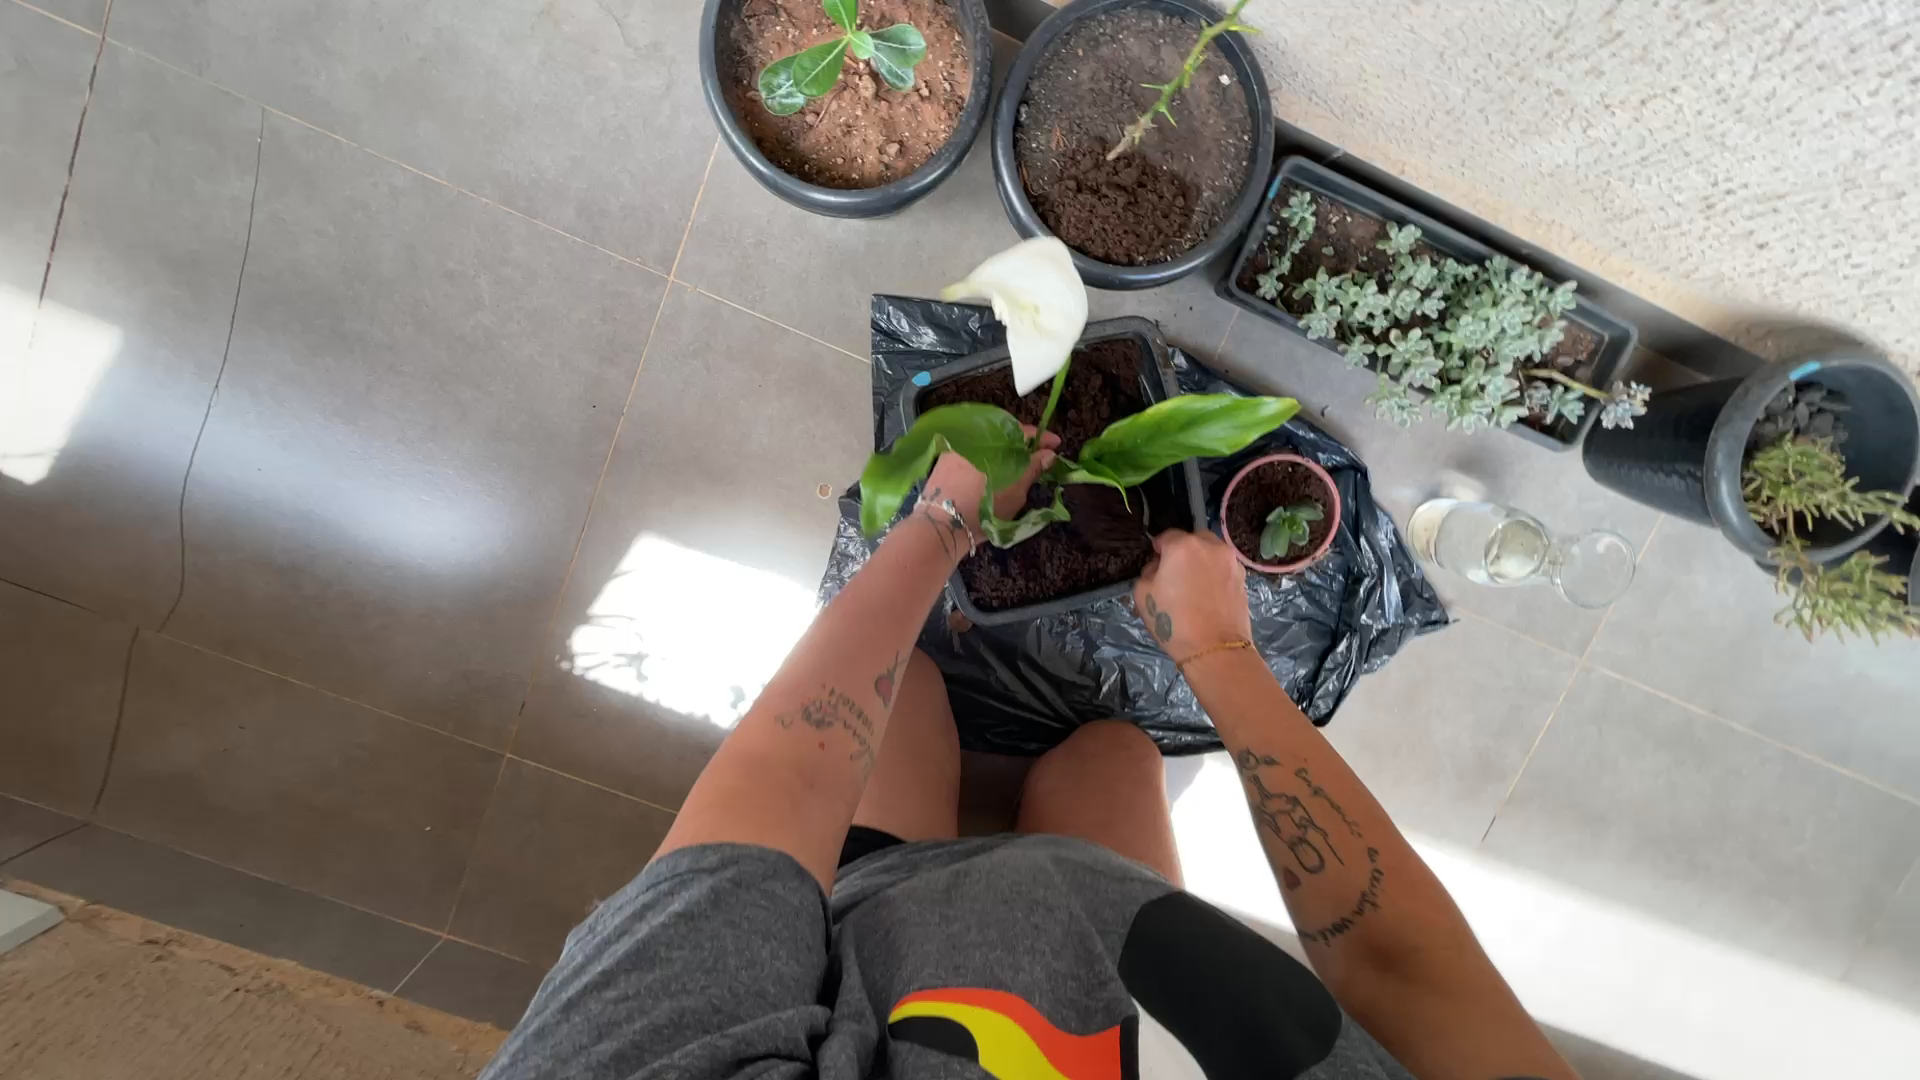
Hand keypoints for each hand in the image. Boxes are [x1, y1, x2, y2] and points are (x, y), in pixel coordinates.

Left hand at [923, 427, 1059, 534]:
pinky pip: (974, 452)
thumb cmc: (984, 512)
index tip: (1056, 445)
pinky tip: (992, 470)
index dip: (1043, 439)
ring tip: (1016, 465)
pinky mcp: (945, 458)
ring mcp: (959, 446)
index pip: (1026, 432)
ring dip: (1004, 450)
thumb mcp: (1016, 492)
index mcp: (996, 443)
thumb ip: (1033, 469)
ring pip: (989, 443)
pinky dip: (987, 457)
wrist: (941, 524)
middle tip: (1037, 457)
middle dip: (1023, 444)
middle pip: (1006, 434)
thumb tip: (1048, 454)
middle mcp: (976, 438)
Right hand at [1133, 529, 1251, 657]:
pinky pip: (1223, 568)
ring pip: (1211, 553)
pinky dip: (1215, 575)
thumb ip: (1148, 572)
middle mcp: (1210, 546)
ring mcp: (1231, 561)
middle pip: (1193, 539)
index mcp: (1182, 546)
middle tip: (1176, 574)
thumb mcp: (1142, 595)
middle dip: (1183, 551)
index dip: (1158, 549)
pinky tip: (1209, 596)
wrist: (1214, 648)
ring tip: (1195, 586)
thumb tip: (1159, 568)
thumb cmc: (1173, 621)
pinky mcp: (1243, 578)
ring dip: (1202, 562)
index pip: (1166, 536)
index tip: (1156, 564)